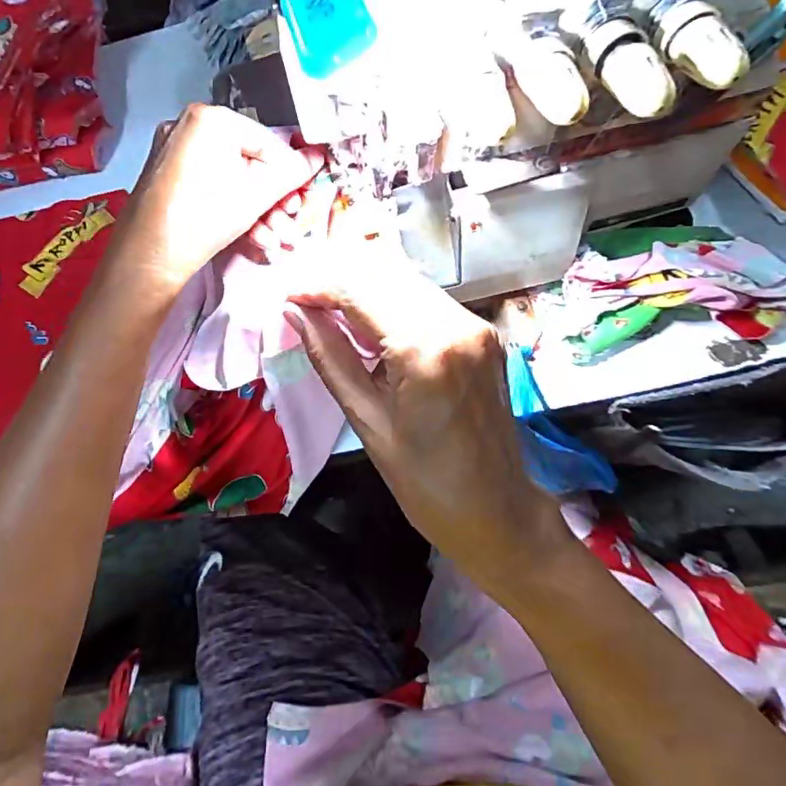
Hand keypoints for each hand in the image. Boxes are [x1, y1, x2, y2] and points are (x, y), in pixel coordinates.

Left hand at [116, 104, 323, 294]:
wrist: (146, 259)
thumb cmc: (203, 219)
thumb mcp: (257, 196)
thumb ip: (292, 173)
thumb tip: (317, 156)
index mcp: (208, 118)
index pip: (267, 141)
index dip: (289, 172)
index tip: (302, 196)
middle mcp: (186, 127)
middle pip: (248, 161)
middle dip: (273, 198)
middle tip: (289, 220)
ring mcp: (173, 152)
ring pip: (230, 178)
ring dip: (258, 210)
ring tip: (275, 238)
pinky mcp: (166, 178)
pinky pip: (210, 186)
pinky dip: (231, 208)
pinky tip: (253, 237)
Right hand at [285, 239, 573, 594]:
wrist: (499, 512)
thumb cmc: (425, 483)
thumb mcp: (366, 421)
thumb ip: (329, 357)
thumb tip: (294, 312)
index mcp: (426, 350)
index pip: (361, 289)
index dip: (318, 285)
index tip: (286, 294)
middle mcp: (457, 323)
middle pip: (386, 273)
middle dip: (338, 278)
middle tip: (301, 298)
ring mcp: (475, 325)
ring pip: (407, 280)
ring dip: (363, 286)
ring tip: (326, 309)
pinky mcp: (482, 332)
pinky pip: (426, 299)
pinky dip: (390, 300)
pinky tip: (366, 322)